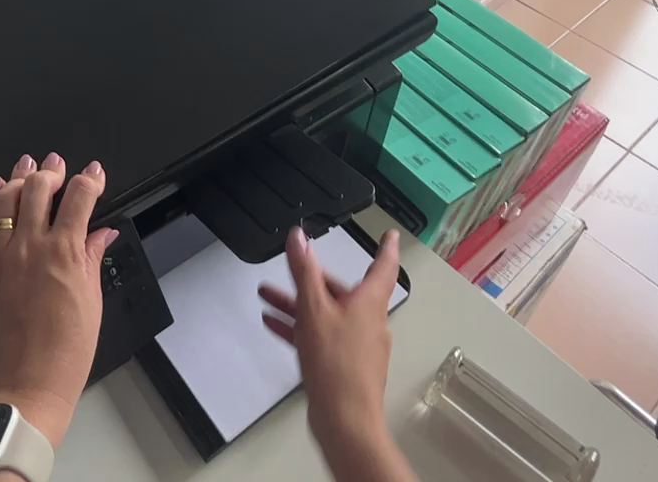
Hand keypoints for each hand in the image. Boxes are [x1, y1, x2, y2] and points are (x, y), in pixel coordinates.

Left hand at [0, 152, 117, 448]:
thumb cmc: (65, 352)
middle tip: (58, 163)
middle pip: (38, 188)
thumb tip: (103, 233)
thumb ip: (94, 258)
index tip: (94, 173)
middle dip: (51, 169)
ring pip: (5, 200)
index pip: (79, 198)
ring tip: (27, 164)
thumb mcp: (92, 301)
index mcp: (64, 254)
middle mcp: (30, 248)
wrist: (27, 387)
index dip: (90, 178)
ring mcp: (2, 257)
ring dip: (18, 177)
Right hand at [260, 227, 404, 471]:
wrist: (345, 422)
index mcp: (369, 303)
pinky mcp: (346, 365)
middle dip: (312, 279)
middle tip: (292, 268)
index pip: (383, 266)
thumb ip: (304, 271)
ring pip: (328, 313)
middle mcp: (368, 321)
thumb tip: (299, 238)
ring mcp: (358, 345)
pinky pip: (322, 335)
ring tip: (269, 295)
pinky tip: (276, 325)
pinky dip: (301, 326)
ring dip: (299, 302)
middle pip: (342, 290)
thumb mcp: (313, 309)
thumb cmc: (336, 366)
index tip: (389, 235)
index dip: (386, 248)